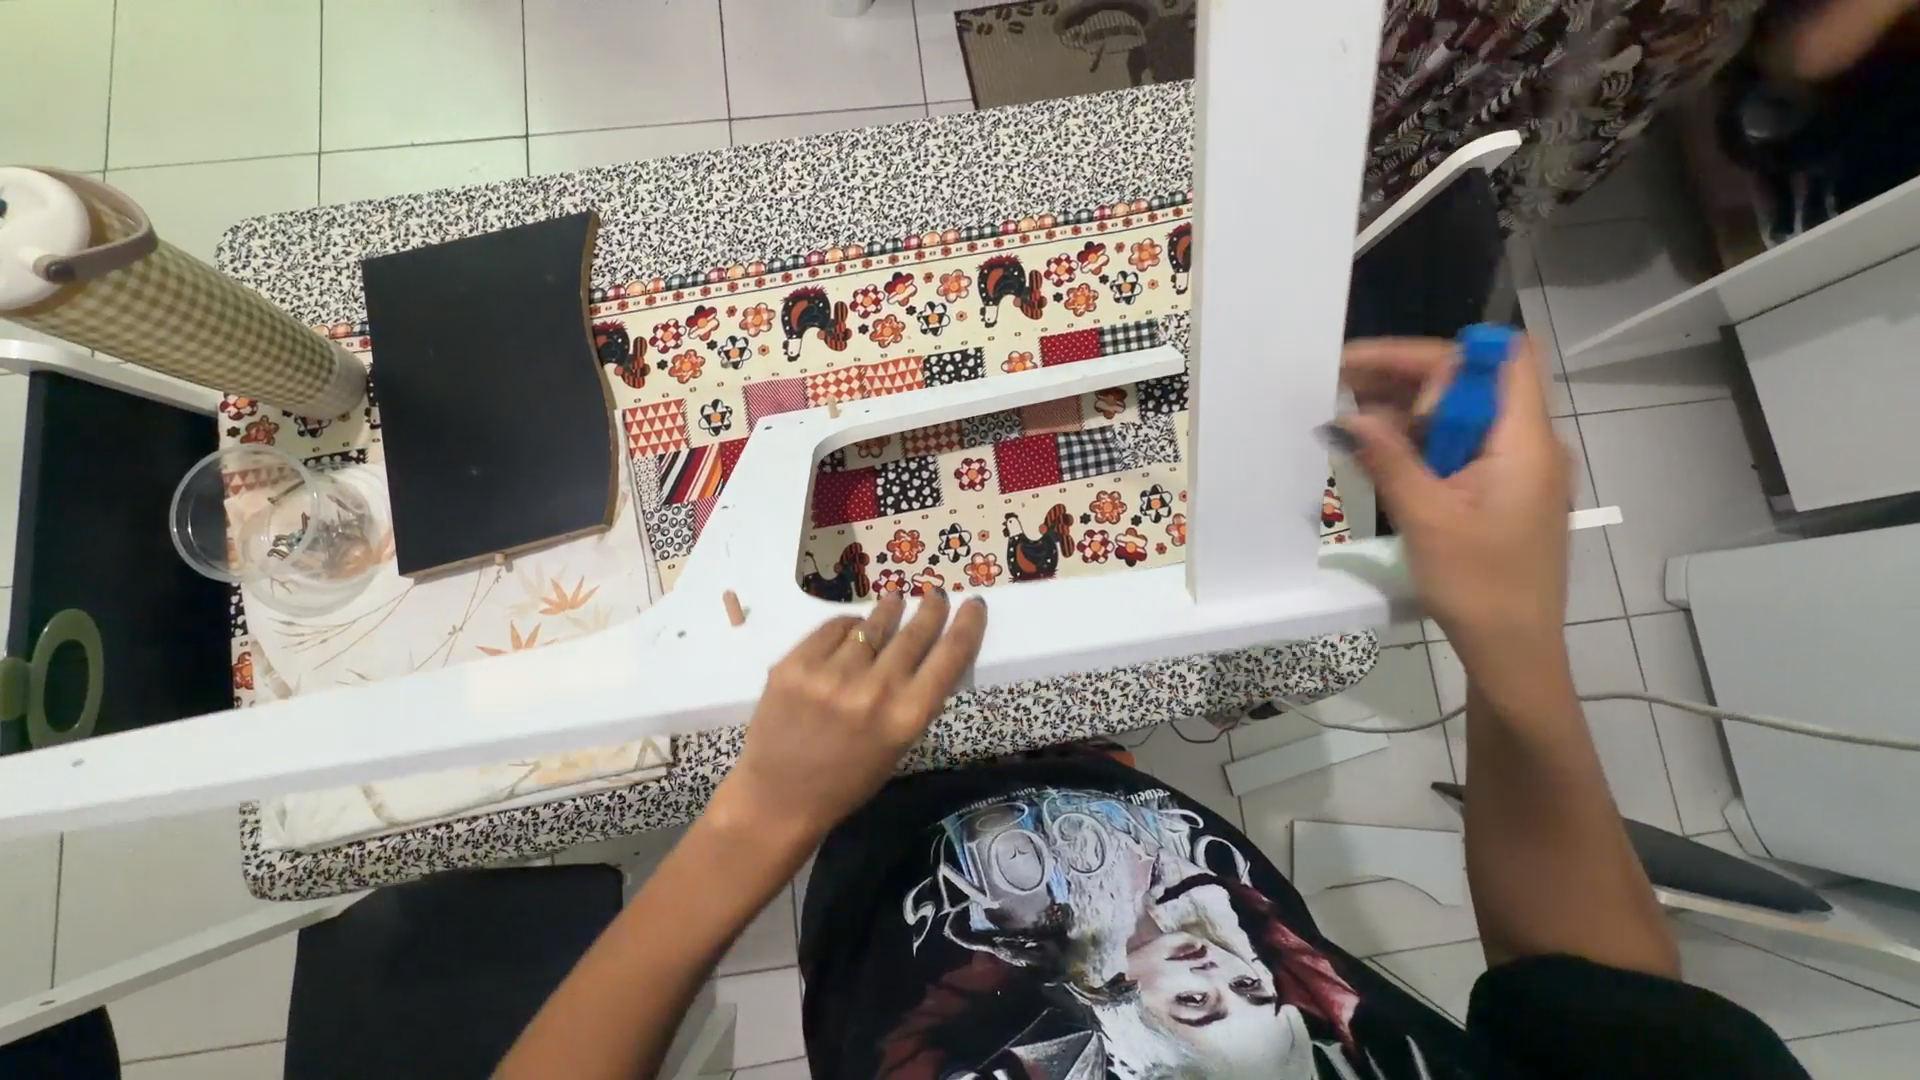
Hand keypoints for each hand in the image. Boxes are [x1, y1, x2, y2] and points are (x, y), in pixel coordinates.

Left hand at [714, 590, 987, 843]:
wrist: (778, 797)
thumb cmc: (847, 780)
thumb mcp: (897, 746)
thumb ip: (913, 701)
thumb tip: (927, 655)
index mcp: (906, 717)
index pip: (951, 656)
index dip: (967, 625)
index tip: (974, 604)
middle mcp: (874, 690)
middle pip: (915, 633)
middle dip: (931, 609)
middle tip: (936, 594)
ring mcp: (831, 674)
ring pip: (872, 624)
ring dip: (889, 609)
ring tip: (895, 599)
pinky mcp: (795, 663)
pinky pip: (832, 628)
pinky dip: (846, 626)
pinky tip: (851, 627)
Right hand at [1338, 336, 1571, 666]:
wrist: (1513, 648)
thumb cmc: (1478, 584)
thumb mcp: (1426, 518)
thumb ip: (1388, 459)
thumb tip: (1348, 418)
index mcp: (1523, 442)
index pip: (1497, 360)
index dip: (1438, 355)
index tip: (1376, 370)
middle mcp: (1526, 445)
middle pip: (1472, 384)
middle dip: (1407, 376)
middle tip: (1341, 381)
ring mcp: (1514, 469)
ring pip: (1460, 416)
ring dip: (1407, 409)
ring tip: (1347, 413)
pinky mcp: (1498, 492)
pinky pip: (1457, 448)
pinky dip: (1418, 442)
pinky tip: (1376, 449)